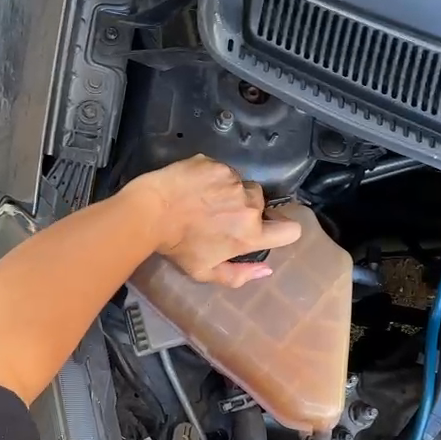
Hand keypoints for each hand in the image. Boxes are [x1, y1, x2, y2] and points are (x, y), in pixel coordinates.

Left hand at [123, 155, 302, 286]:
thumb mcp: (204, 272)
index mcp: (250, 234)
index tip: (268, 228)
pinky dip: (212, 177)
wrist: (150, 212)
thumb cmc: (177, 245)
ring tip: (204, 199)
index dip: (282, 230)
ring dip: (229, 191)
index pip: (290, 230)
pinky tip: (194, 186)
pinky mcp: (216, 164)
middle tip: (219, 215)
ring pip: (242, 184)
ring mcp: (233, 180)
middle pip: (261, 204)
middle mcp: (248, 204)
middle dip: (246, 208)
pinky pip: (223, 170)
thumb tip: (266, 270)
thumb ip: (239, 275)